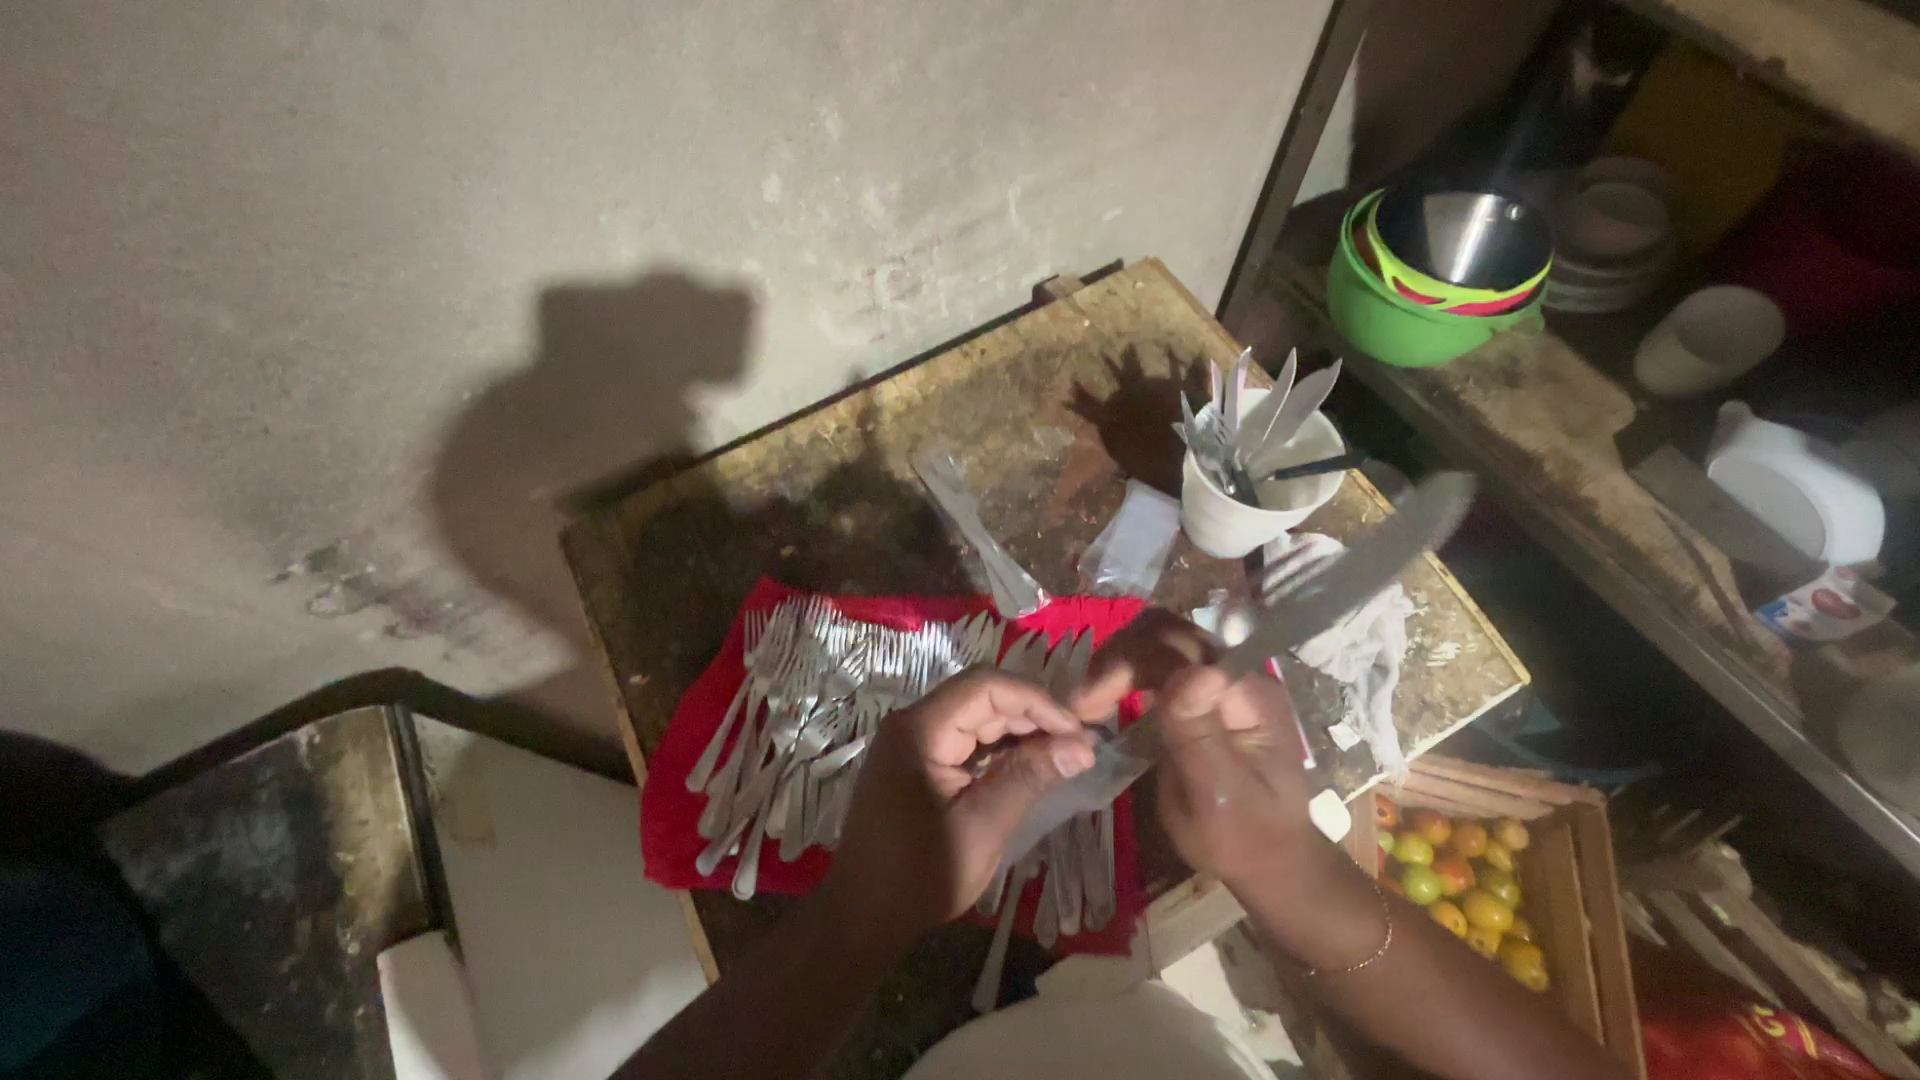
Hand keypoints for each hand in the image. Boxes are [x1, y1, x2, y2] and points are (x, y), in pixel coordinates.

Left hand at [821, 669, 1094, 941]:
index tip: (1078, 730)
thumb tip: (1083, 746)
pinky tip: (1032, 765)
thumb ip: (1029, 777)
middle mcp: (912, 723)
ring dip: (1020, 731)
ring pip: (976, 717)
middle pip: (981, 697)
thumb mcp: (983, 826)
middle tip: (1080, 742)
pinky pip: (965, 740)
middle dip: (1032, 714)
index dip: (1036, 701)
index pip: (986, 687)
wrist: (862, 917)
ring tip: (1066, 752)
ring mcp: (912, 743)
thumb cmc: (920, 876)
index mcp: (919, 730)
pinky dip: (1000, 749)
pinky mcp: (917, 763)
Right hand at [1066, 608, 1316, 887]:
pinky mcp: (1201, 690)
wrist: (1268, 859)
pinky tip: (1105, 700)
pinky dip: (1125, 673)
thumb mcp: (1218, 796)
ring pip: (1158, 640)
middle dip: (1118, 659)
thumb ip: (1200, 734)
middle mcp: (1237, 673)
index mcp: (1249, 695)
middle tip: (1082, 705)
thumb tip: (1194, 672)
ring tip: (1089, 703)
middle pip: (1167, 634)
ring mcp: (1220, 678)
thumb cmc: (1243, 838)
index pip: (1181, 652)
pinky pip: (1158, 661)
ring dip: (1117, 663)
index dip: (1128, 667)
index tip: (1087, 707)